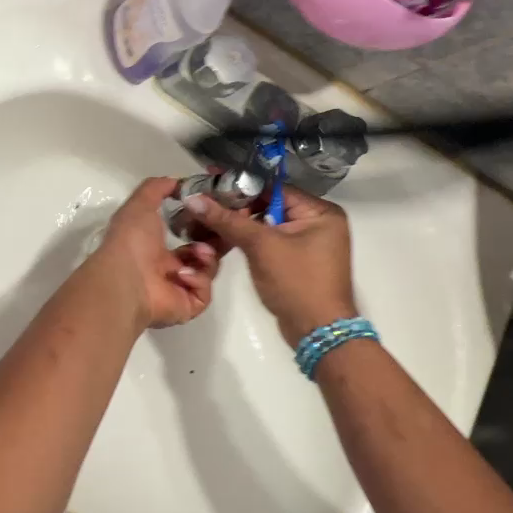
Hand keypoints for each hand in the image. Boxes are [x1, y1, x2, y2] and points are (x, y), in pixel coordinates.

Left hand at [96, 178, 220, 328]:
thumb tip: (176, 180)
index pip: (189, 235)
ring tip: (197, 253)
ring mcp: (179, 287)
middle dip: (215, 240)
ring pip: (208, 270)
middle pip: (204, 252)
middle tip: (227, 230)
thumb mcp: (140, 204)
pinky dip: (197, 279)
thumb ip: (156, 188)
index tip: (220, 212)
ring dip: (206, 258)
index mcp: (156, 245)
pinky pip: (204, 291)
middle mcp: (169, 267)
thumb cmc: (131, 239)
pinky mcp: (188, 305)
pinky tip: (182, 275)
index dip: (204, 224)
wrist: (126, 278)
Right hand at [182, 184, 355, 345]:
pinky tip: (222, 234)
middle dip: (236, 205)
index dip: (241, 184)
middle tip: (203, 200)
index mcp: (320, 212)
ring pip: (266, 222)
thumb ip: (227, 220)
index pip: (274, 188)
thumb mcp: (261, 246)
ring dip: (239, 222)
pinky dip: (248, 238)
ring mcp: (307, 242)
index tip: (210, 179)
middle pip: (269, 204)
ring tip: (206, 215)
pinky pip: (268, 239)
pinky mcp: (296, 259)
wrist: (317, 333)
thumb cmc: (297, 283)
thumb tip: (192, 198)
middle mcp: (317, 222)